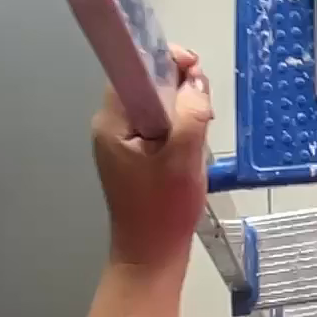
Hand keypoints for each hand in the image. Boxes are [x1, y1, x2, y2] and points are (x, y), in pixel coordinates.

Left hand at [91, 44, 213, 269]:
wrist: (152, 257)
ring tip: (201, 125)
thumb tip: (196, 80)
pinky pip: (161, 117)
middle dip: (180, 84)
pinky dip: (181, 120)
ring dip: (184, 104)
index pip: (134, 67)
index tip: (192, 67)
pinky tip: (194, 139)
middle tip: (203, 103)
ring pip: (158, 98)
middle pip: (148, 80)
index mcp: (113, 122)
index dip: (164, 59)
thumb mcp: (183, 156)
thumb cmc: (163, 209)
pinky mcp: (138, 148)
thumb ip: (191, 112)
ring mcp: (124, 136)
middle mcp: (113, 123)